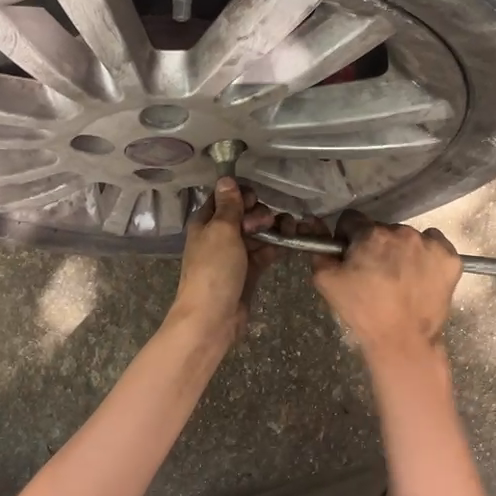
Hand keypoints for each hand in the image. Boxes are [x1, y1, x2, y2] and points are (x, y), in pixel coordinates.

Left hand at [169, 178, 283, 338]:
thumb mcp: (221, 231)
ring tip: (288, 229)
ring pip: (256, 234)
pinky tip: (291, 242)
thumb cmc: (213, 269)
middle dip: (258, 213)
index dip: (240, 193)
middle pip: (242, 214)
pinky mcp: (248, 272)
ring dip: (272, 229)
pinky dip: (275, 247)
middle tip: (266, 221)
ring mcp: (233, 255)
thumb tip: (225, 178)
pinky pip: (263, 253)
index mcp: (205, 222)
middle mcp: (218, 236)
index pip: (223, 198)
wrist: (212, 317)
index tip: (256, 197)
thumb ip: (228, 206)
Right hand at [299, 212, 461, 357]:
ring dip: (400, 250)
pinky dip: (426, 255)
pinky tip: (420, 274)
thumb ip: (319, 249)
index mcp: (370, 235)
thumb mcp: (326, 281)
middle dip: (375, 245)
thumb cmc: (361, 310)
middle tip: (374, 272)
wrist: (402, 339)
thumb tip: (312, 222)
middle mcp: (401, 232)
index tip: (350, 256)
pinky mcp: (450, 259)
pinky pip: (434, 244)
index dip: (347, 237)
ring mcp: (429, 245)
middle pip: (381, 229)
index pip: (351, 220)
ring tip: (399, 277)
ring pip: (407, 237)